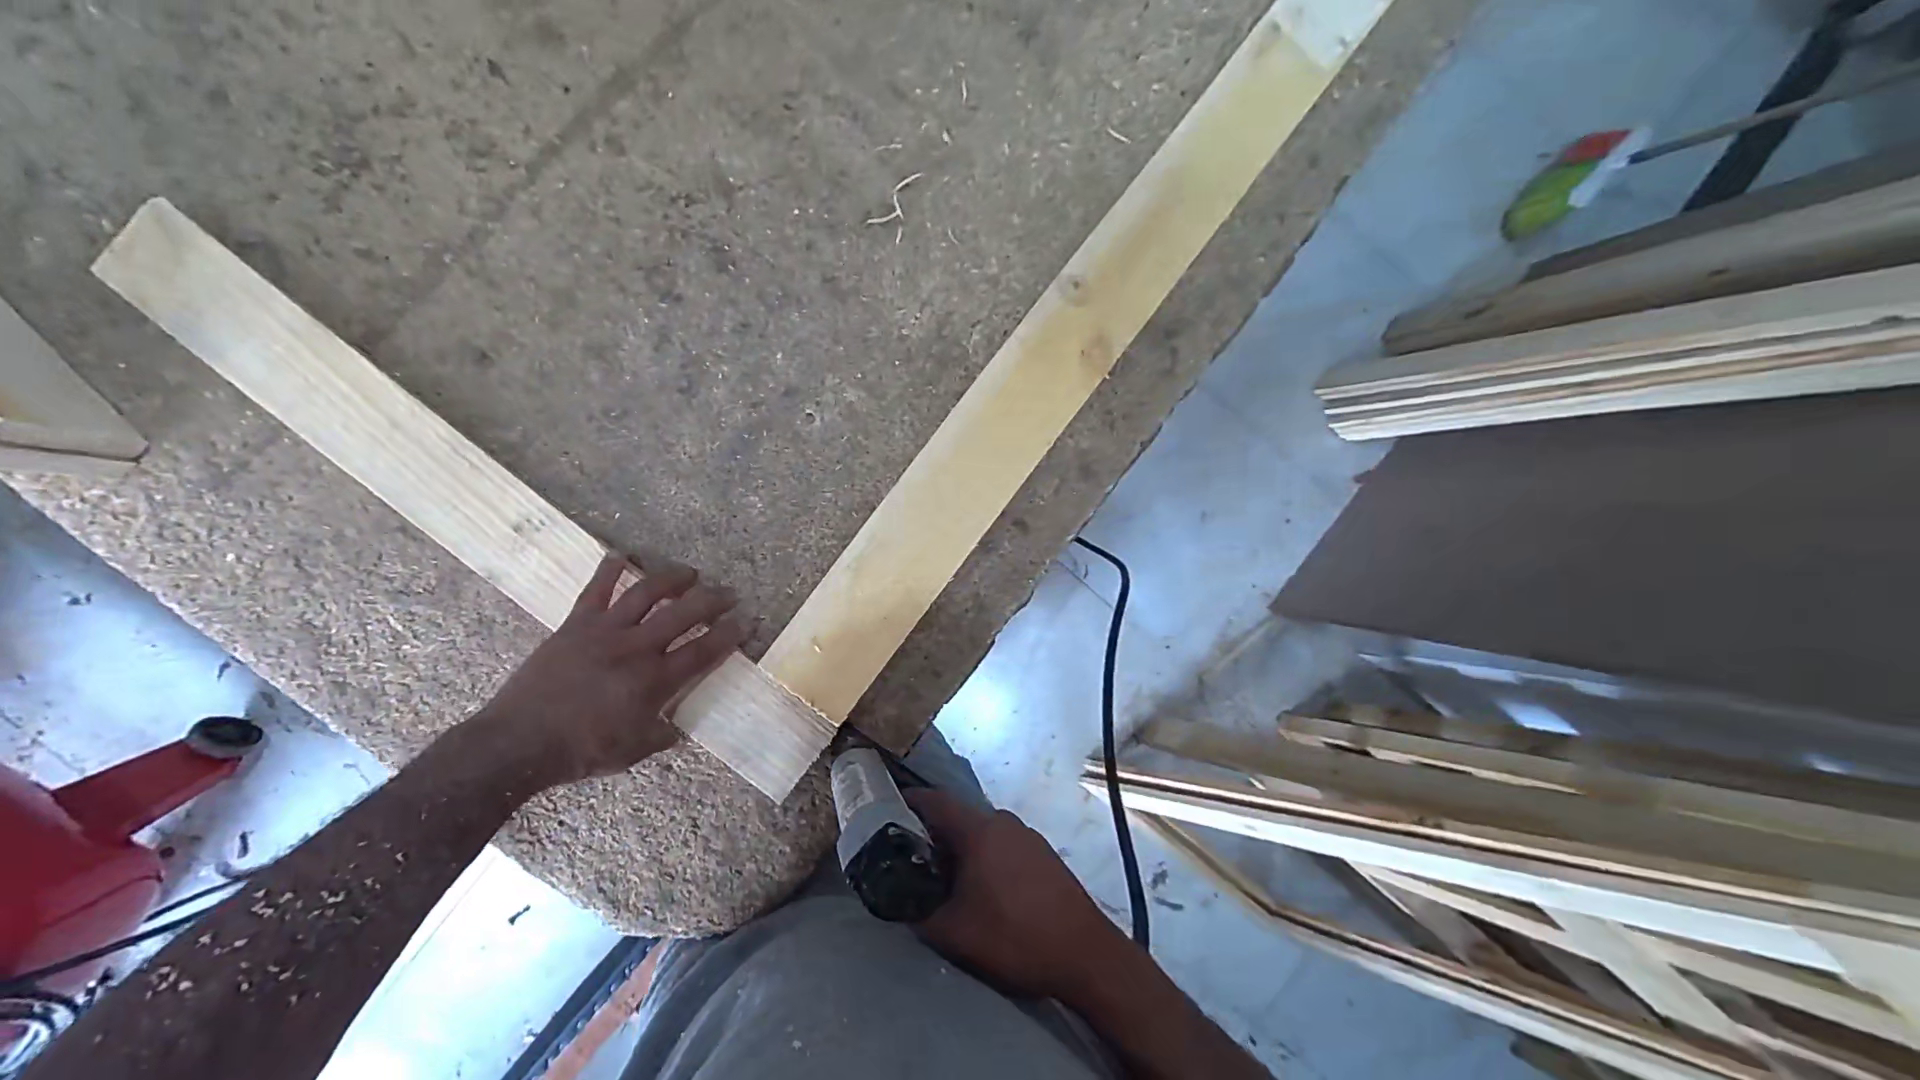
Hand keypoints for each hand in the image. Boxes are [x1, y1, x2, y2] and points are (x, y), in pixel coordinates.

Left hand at [466, 554, 750, 789]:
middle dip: (713, 600)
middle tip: (729, 593)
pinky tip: (622, 554)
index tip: (747, 622)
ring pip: (646, 592)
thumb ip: (662, 735)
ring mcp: (604, 631)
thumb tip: (678, 728)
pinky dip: (609, 569)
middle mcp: (636, 648)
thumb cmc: (581, 751)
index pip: (704, 650)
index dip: (730, 634)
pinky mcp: (575, 624)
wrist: (518, 743)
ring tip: (691, 572)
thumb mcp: (633, 752)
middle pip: (684, 613)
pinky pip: (595, 590)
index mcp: (654, 681)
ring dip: (673, 578)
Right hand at [904, 788, 1130, 1000]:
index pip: (935, 800)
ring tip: (943, 880)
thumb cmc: (1015, 937)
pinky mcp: (1043, 854)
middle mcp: (1004, 822)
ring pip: (982, 832)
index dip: (909, 801)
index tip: (886, 811)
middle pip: (958, 817)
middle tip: (909, 859)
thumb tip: (900, 904)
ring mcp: (1027, 836)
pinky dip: (985, 857)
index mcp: (979, 830)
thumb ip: (920, 915)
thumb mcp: (955, 933)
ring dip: (960, 849)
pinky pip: (1003, 844)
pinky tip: (982, 890)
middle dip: (932, 835)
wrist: (1084, 954)